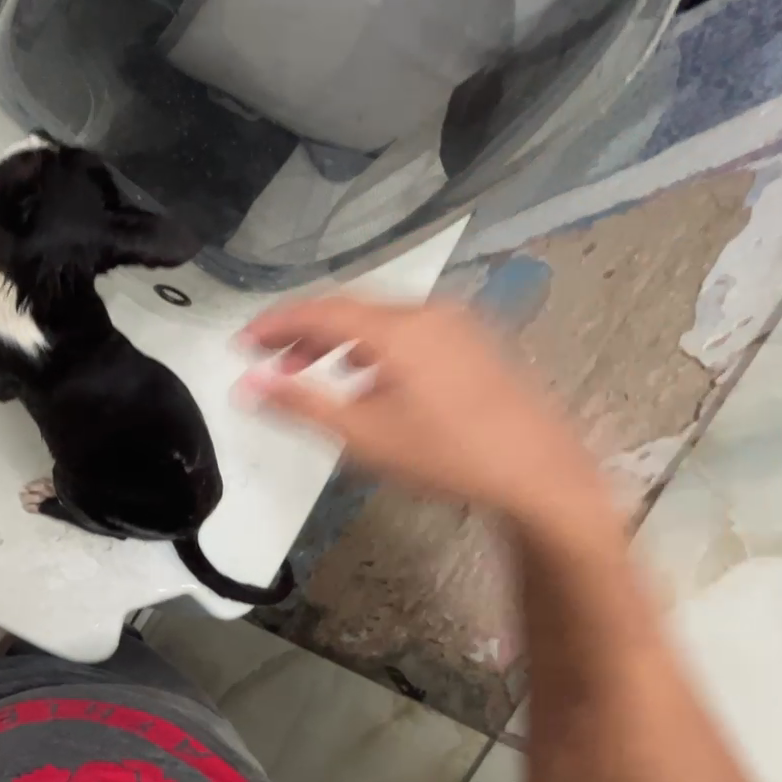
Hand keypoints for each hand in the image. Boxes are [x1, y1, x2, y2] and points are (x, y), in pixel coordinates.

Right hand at [236, 297, 606, 523]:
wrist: (540, 474)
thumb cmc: (446, 455)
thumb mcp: (360, 434)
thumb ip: (298, 404)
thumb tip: (246, 384)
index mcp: (398, 329)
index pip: (319, 310)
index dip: (274, 324)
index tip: (241, 342)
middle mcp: (428, 313)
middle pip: (348, 307)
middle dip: (301, 332)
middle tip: (267, 360)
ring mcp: (456, 325)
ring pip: (377, 318)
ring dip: (333, 340)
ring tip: (306, 371)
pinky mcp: (472, 342)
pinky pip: (404, 330)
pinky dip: (367, 346)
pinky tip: (361, 378)